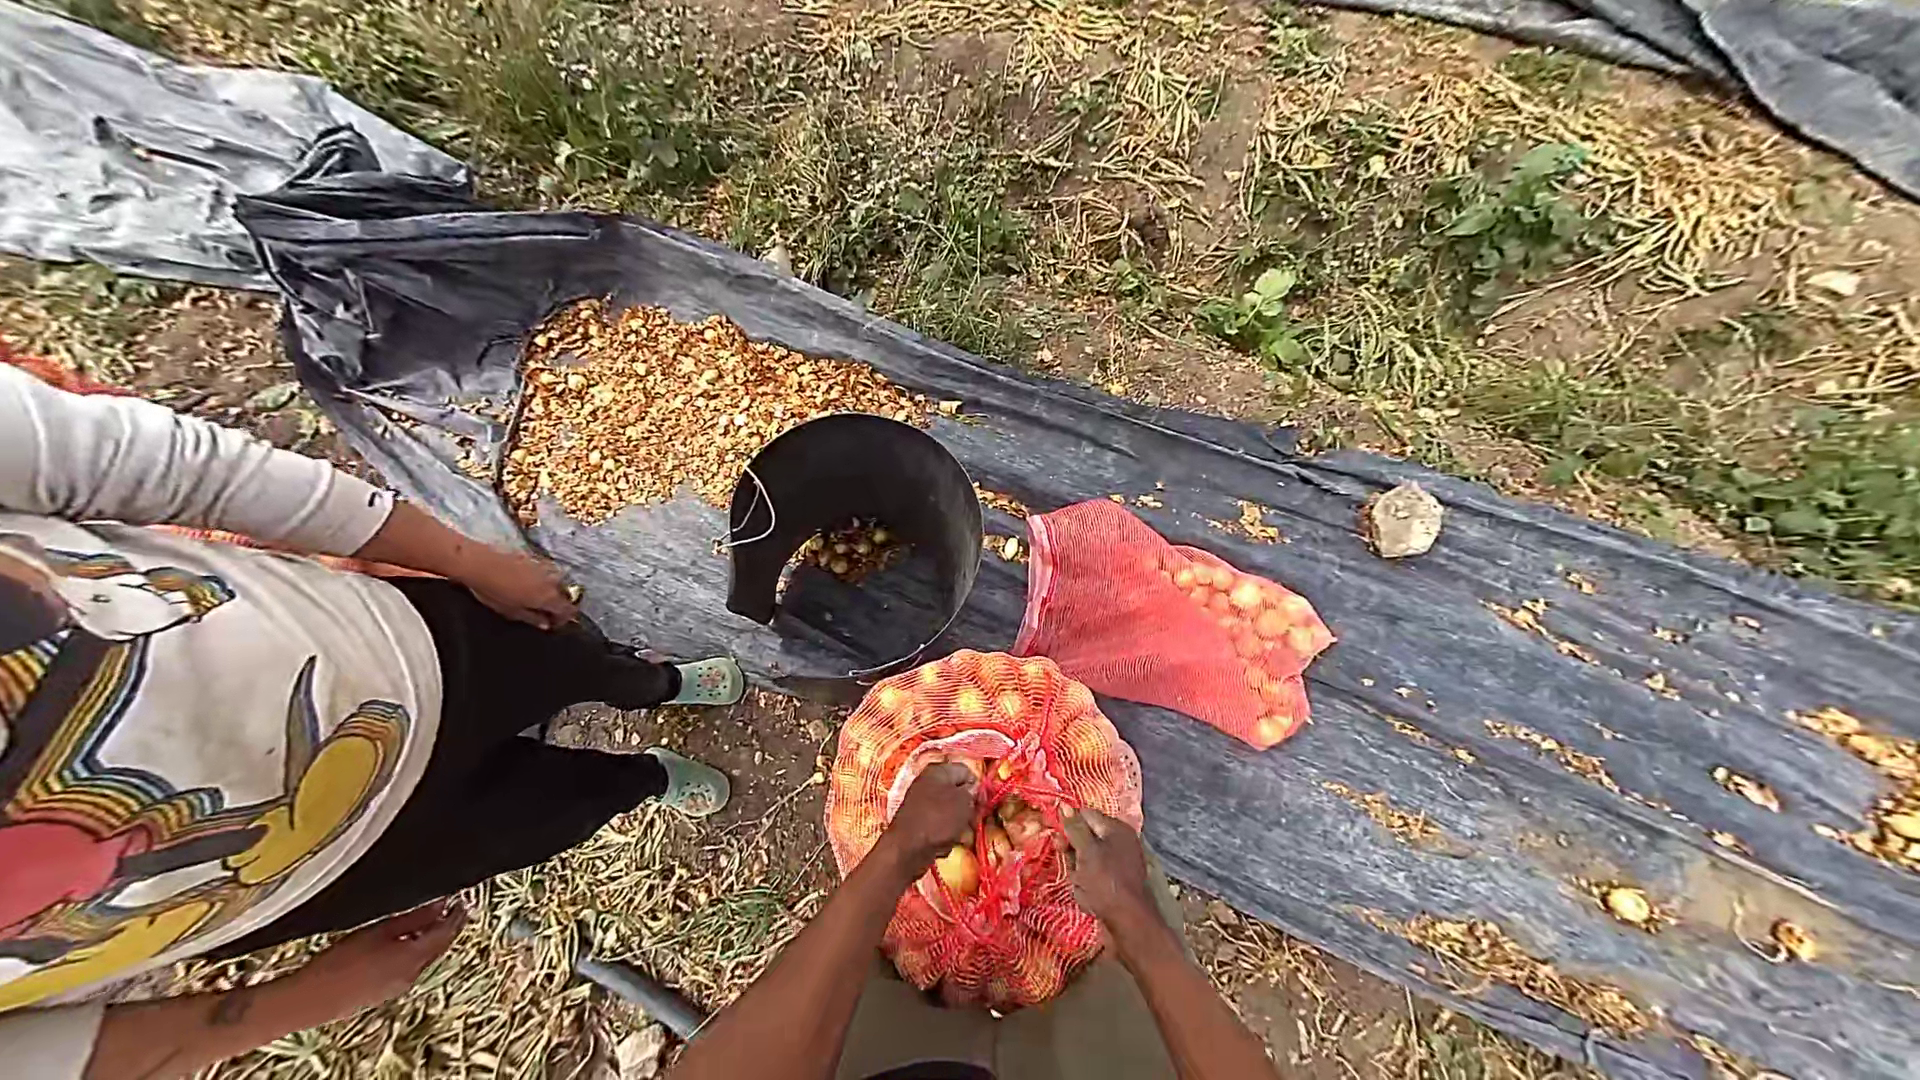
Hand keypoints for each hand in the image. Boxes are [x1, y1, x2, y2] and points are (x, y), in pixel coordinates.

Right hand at [285, 902, 467, 1018]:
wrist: (300, 1003)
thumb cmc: (338, 962)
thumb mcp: (380, 931)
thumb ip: (415, 917)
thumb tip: (442, 903)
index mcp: (415, 958)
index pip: (448, 932)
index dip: (458, 915)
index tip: (463, 901)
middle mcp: (412, 975)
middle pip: (439, 946)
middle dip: (448, 928)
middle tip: (453, 910)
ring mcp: (397, 988)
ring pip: (424, 958)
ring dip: (430, 941)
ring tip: (430, 923)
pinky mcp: (381, 995)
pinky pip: (408, 970)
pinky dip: (414, 954)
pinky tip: (405, 946)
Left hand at [457, 547, 577, 628]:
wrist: (479, 563)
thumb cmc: (493, 591)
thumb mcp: (512, 612)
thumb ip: (532, 619)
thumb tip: (546, 624)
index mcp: (550, 597)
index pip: (570, 610)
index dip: (564, 619)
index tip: (553, 623)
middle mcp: (554, 581)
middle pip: (566, 595)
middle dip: (559, 603)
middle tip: (544, 610)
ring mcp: (547, 567)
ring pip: (558, 581)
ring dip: (552, 589)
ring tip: (537, 594)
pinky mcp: (537, 557)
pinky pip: (548, 571)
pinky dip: (544, 578)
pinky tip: (529, 580)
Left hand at [880, 762, 977, 873]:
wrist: (907, 849)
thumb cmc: (938, 819)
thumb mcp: (963, 801)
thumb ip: (973, 792)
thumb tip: (972, 791)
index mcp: (938, 770)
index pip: (967, 771)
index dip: (978, 787)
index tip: (982, 803)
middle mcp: (928, 783)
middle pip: (958, 792)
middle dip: (968, 808)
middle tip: (973, 821)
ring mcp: (922, 803)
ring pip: (950, 811)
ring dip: (959, 824)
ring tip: (959, 835)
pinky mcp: (919, 823)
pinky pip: (939, 825)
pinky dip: (945, 834)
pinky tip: (945, 843)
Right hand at [1061, 808, 1167, 952]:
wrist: (1129, 924)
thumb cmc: (1106, 882)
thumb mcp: (1086, 851)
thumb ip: (1074, 828)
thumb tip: (1064, 805)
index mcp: (1116, 829)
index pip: (1086, 815)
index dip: (1069, 825)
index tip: (1058, 840)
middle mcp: (1120, 843)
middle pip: (1085, 838)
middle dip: (1073, 854)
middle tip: (1071, 866)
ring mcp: (1119, 865)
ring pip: (1086, 861)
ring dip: (1078, 873)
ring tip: (1082, 886)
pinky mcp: (1116, 885)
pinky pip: (1093, 878)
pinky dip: (1087, 887)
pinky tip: (1088, 898)